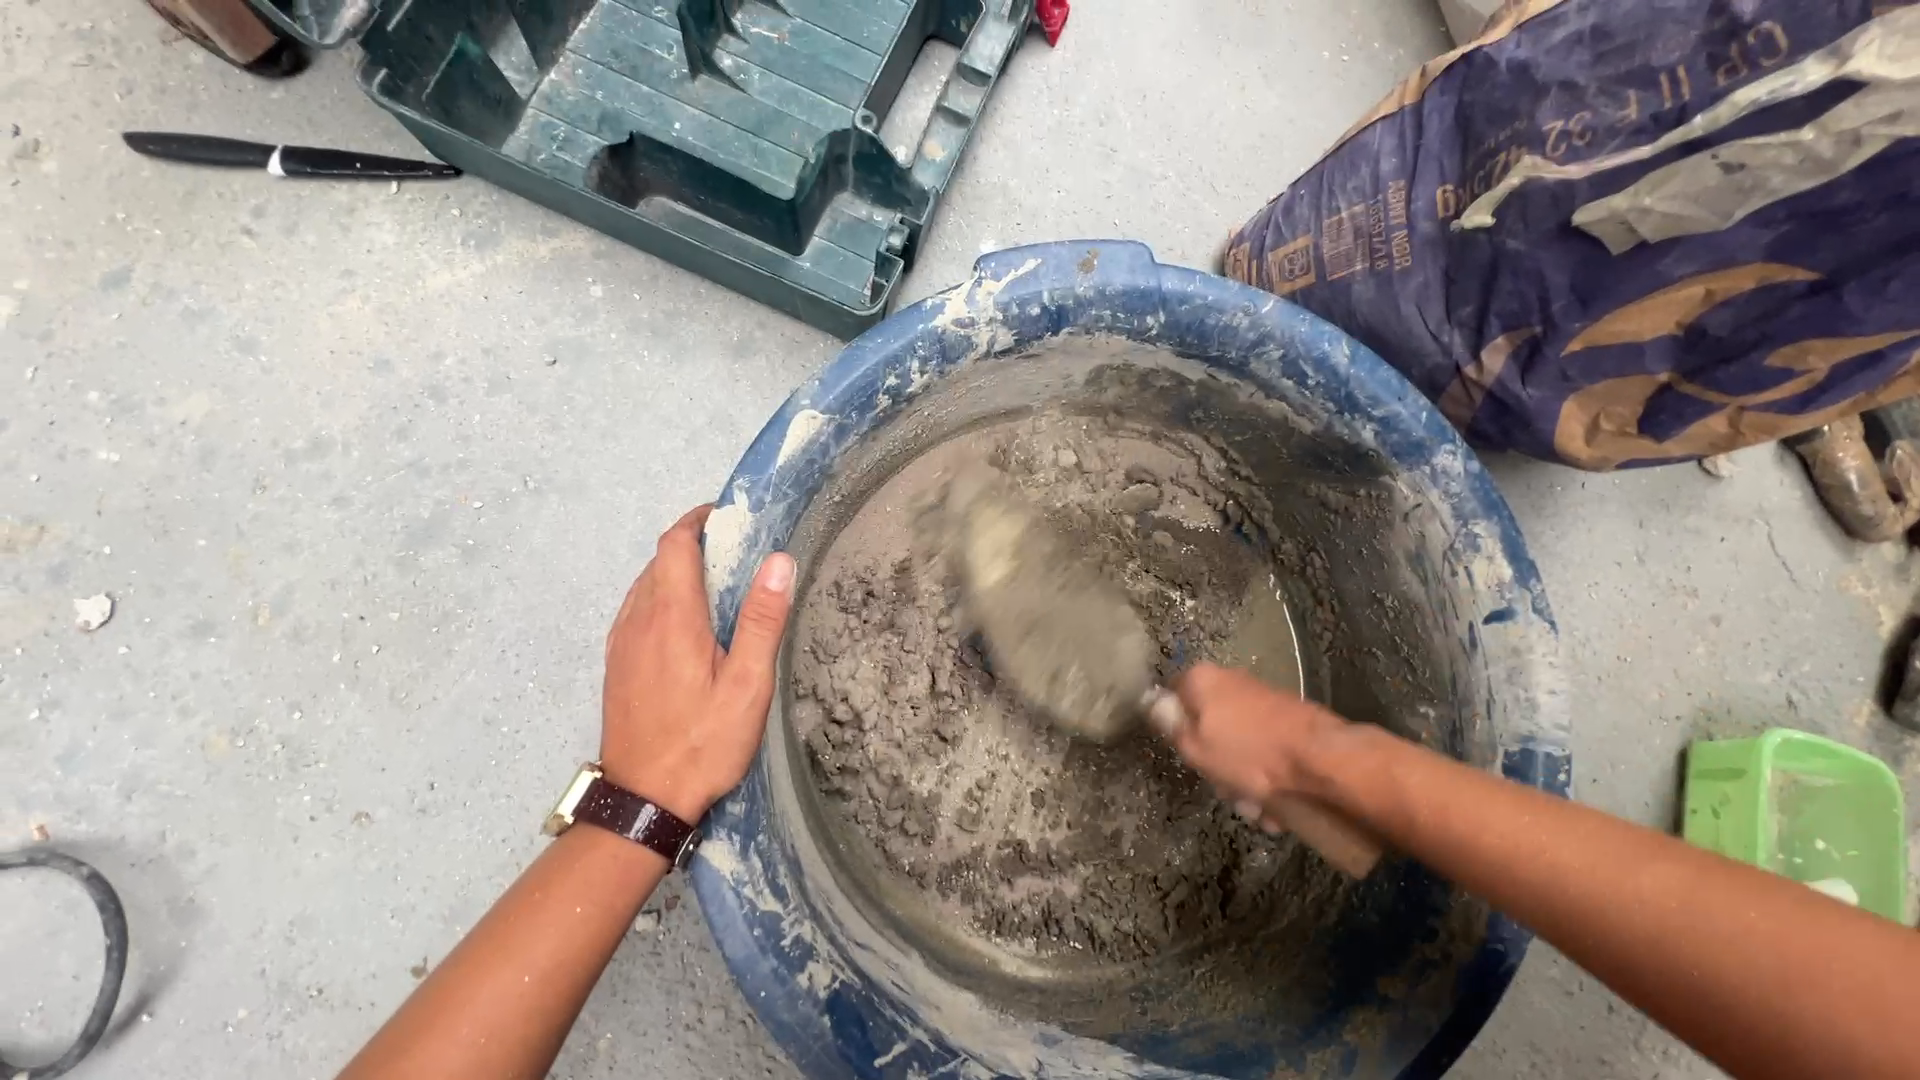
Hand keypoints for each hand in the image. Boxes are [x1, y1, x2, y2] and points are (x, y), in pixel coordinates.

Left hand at [600, 504, 795, 820]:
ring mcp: (621, 643)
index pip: (675, 544)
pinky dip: (661, 599)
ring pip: (644, 586)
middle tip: (735, 553)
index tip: (727, 517)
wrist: (643, 800)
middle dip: (692, 544)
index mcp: (671, 616)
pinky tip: (686, 626)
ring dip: (676, 572)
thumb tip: (778, 560)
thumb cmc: (704, 741)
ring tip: (715, 586)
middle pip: (658, 561)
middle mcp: (638, 620)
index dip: (698, 521)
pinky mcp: (616, 665)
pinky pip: (636, 611)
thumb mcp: (747, 684)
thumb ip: (761, 620)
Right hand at [1162, 663, 1347, 813]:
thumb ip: (1169, 724)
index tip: (1185, 756)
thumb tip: (1151, 702)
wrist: (1323, 760)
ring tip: (1256, 808)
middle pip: (1207, 726)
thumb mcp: (1194, 745)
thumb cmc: (1248, 753)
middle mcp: (1231, 681)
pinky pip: (1265, 752)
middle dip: (1215, 765)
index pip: (1171, 698)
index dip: (1174, 731)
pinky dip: (1267, 778)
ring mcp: (1262, 700)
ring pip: (1238, 745)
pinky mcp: (1289, 720)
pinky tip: (1275, 807)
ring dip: (1242, 780)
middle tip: (1224, 790)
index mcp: (1203, 680)